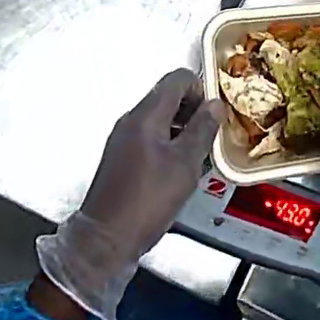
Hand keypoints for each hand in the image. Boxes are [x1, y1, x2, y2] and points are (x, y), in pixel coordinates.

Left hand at [34, 69, 222, 319]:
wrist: (104, 241)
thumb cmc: (146, 201)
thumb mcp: (185, 164)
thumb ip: (202, 130)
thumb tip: (215, 105)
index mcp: (145, 115)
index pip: (177, 78)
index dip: (201, 89)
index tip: (214, 113)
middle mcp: (131, 120)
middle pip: (168, 96)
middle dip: (193, 110)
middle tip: (210, 135)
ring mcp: (123, 138)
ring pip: (159, 117)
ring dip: (182, 128)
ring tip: (198, 155)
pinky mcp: (121, 157)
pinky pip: (149, 136)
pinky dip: (168, 142)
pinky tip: (178, 169)